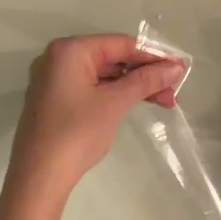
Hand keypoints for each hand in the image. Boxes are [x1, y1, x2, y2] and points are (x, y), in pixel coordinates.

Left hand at [8, 35, 183, 193]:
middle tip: (174, 89)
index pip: (120, 44)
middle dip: (145, 73)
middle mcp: (58, 59)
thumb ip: (145, 81)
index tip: (181, 67)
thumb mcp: (114, 103)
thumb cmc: (76, 133)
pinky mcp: (56, 101)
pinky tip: (136, 103)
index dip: (153, 55)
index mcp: (69, 50)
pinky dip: (115, 95)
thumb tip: (176, 67)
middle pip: (112, 58)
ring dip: (133, 86)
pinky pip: (91, 89)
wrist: (39, 175)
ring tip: (164, 101)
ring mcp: (55, 81)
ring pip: (103, 75)